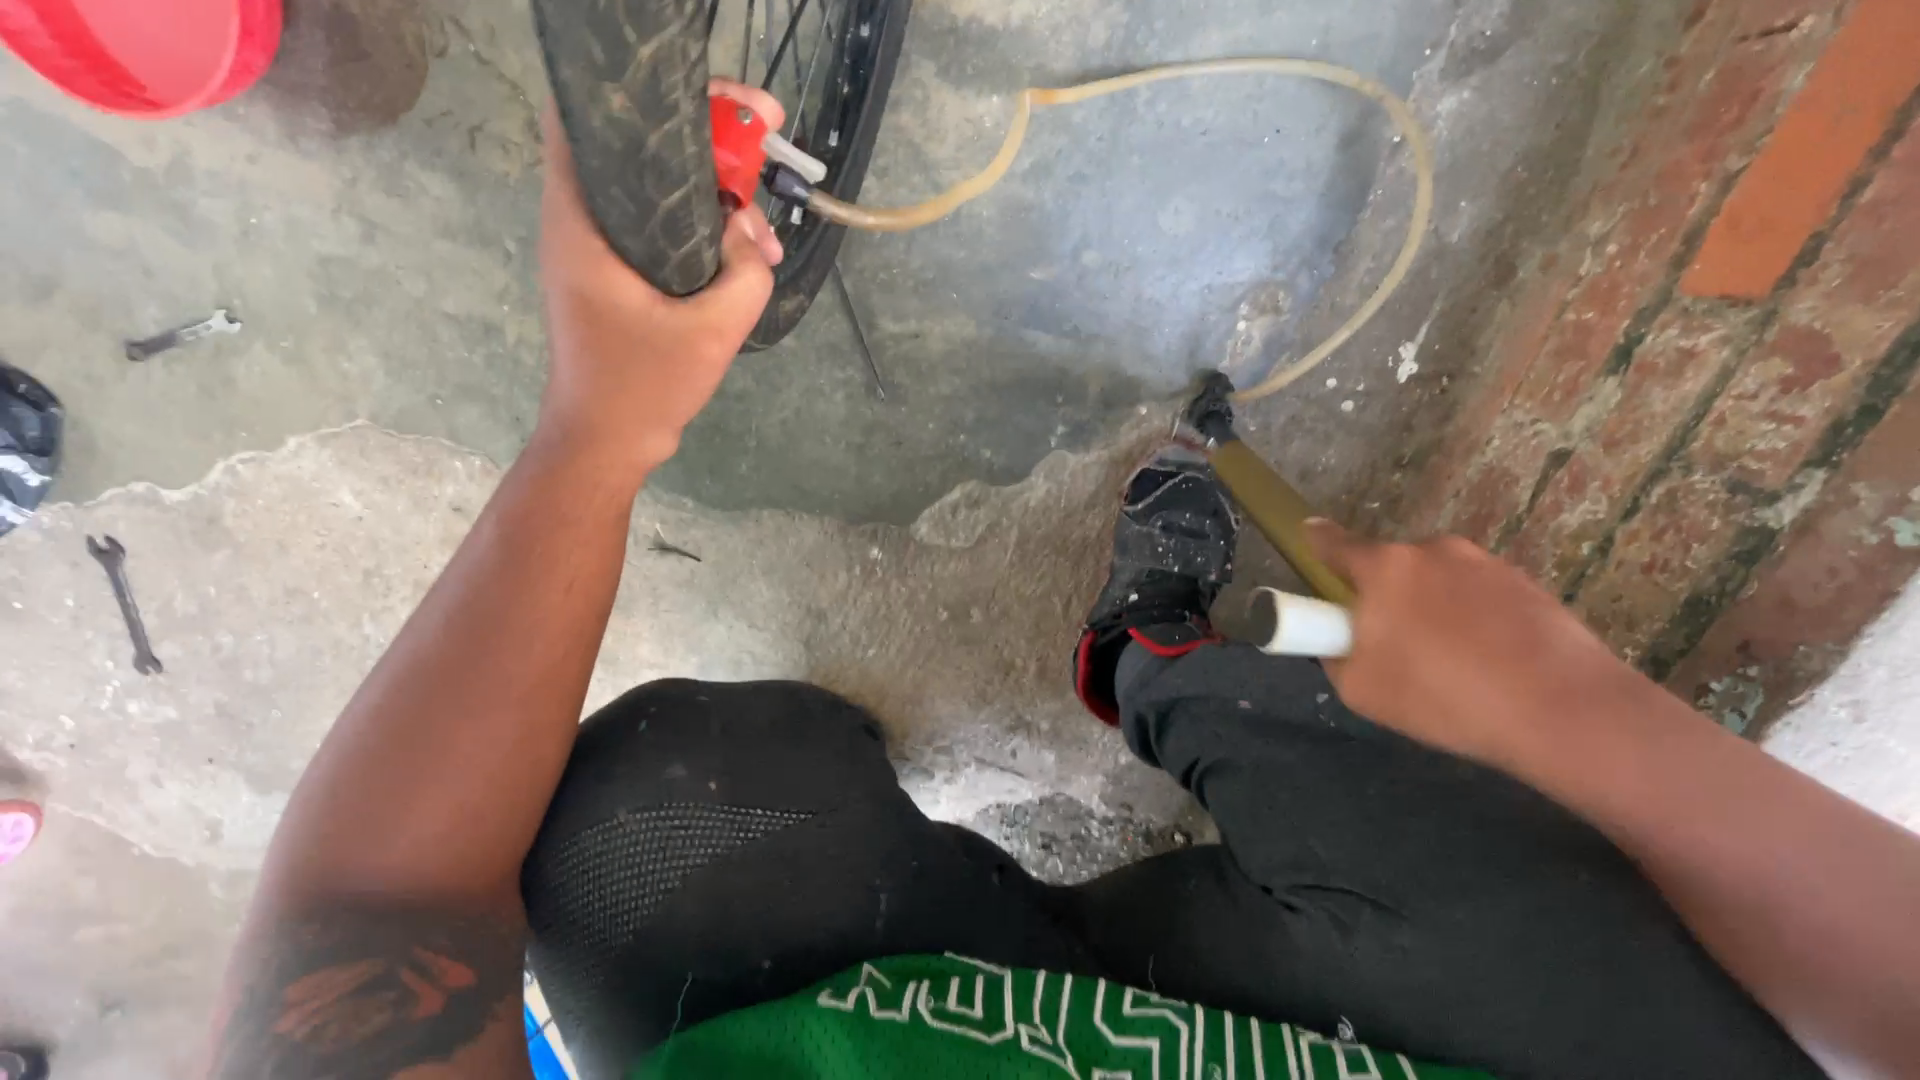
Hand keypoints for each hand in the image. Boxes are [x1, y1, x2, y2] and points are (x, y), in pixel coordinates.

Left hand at [534, 81, 786, 480]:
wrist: (606, 441)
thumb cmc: (642, 387)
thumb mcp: (712, 331)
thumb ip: (746, 274)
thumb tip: (755, 235)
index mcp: (583, 220)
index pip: (592, 113)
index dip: (656, 91)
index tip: (725, 105)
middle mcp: (581, 220)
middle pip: (636, 143)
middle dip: (704, 137)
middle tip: (762, 144)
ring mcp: (596, 247)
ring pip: (653, 187)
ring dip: (710, 191)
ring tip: (761, 224)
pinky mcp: (614, 272)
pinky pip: (658, 225)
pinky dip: (700, 227)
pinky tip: (746, 254)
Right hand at [1306, 521, 1638, 769]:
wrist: (1563, 710)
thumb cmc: (1443, 696)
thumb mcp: (1359, 688)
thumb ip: (1335, 653)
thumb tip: (1342, 640)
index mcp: (1384, 566)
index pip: (1332, 542)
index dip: (1315, 547)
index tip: (1310, 550)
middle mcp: (1432, 550)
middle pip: (1387, 566)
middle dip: (1381, 596)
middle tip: (1391, 646)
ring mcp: (1484, 563)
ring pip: (1435, 581)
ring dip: (1429, 609)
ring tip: (1449, 664)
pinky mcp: (1525, 583)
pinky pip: (1476, 596)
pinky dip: (1470, 620)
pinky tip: (1486, 664)